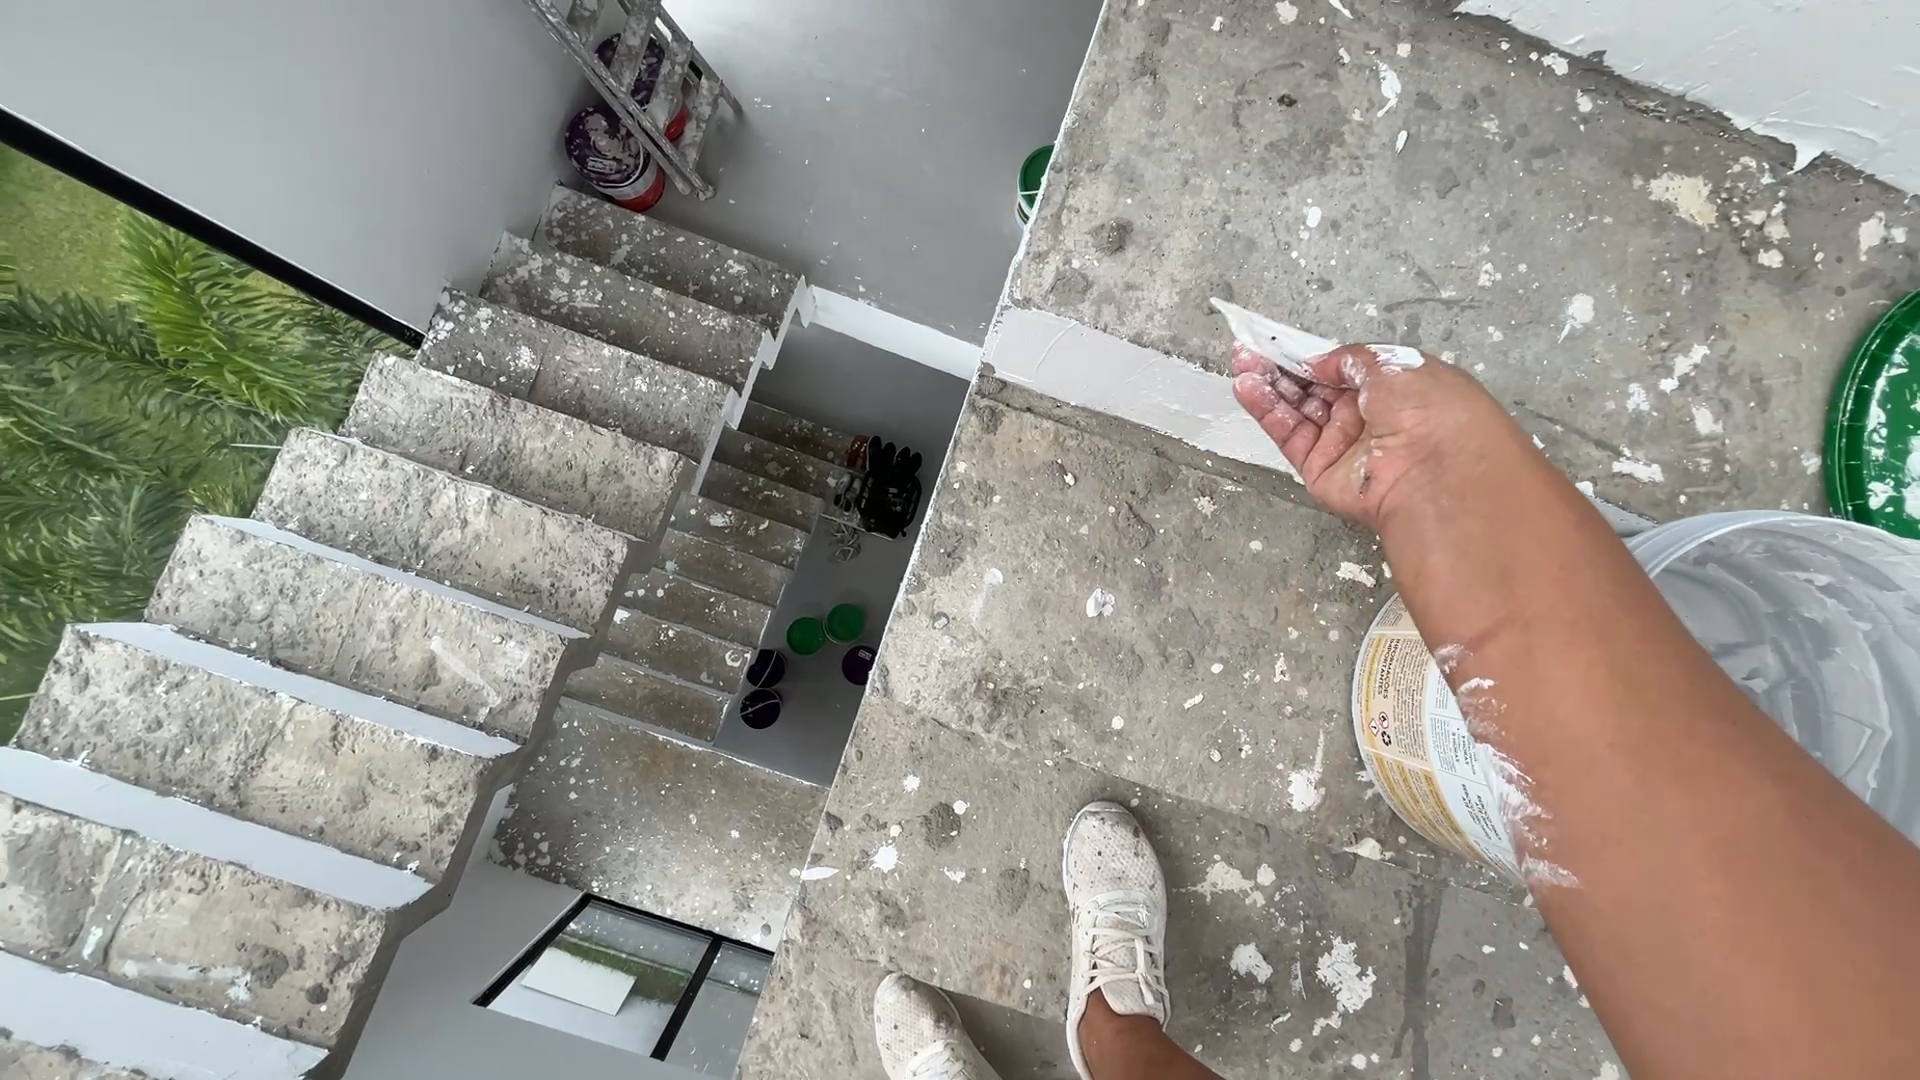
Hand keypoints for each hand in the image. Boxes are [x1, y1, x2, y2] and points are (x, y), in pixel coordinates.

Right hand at [1229, 343, 1520, 530]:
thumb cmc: (1432, 412)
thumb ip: (1348, 359)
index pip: (1342, 368)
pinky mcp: (1318, 466)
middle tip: (1250, 350)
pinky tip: (1247, 388)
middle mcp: (1366, 415)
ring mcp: (1340, 442)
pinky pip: (1287, 433)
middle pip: (1314, 387)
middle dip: (1282, 367)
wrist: (1433, 472)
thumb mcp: (1392, 364)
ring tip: (1242, 364)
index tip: (1281, 342)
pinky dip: (1266, 411)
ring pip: (1296, 409)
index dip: (1311, 355)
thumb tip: (1318, 361)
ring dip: (1268, 386)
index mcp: (1393, 387)